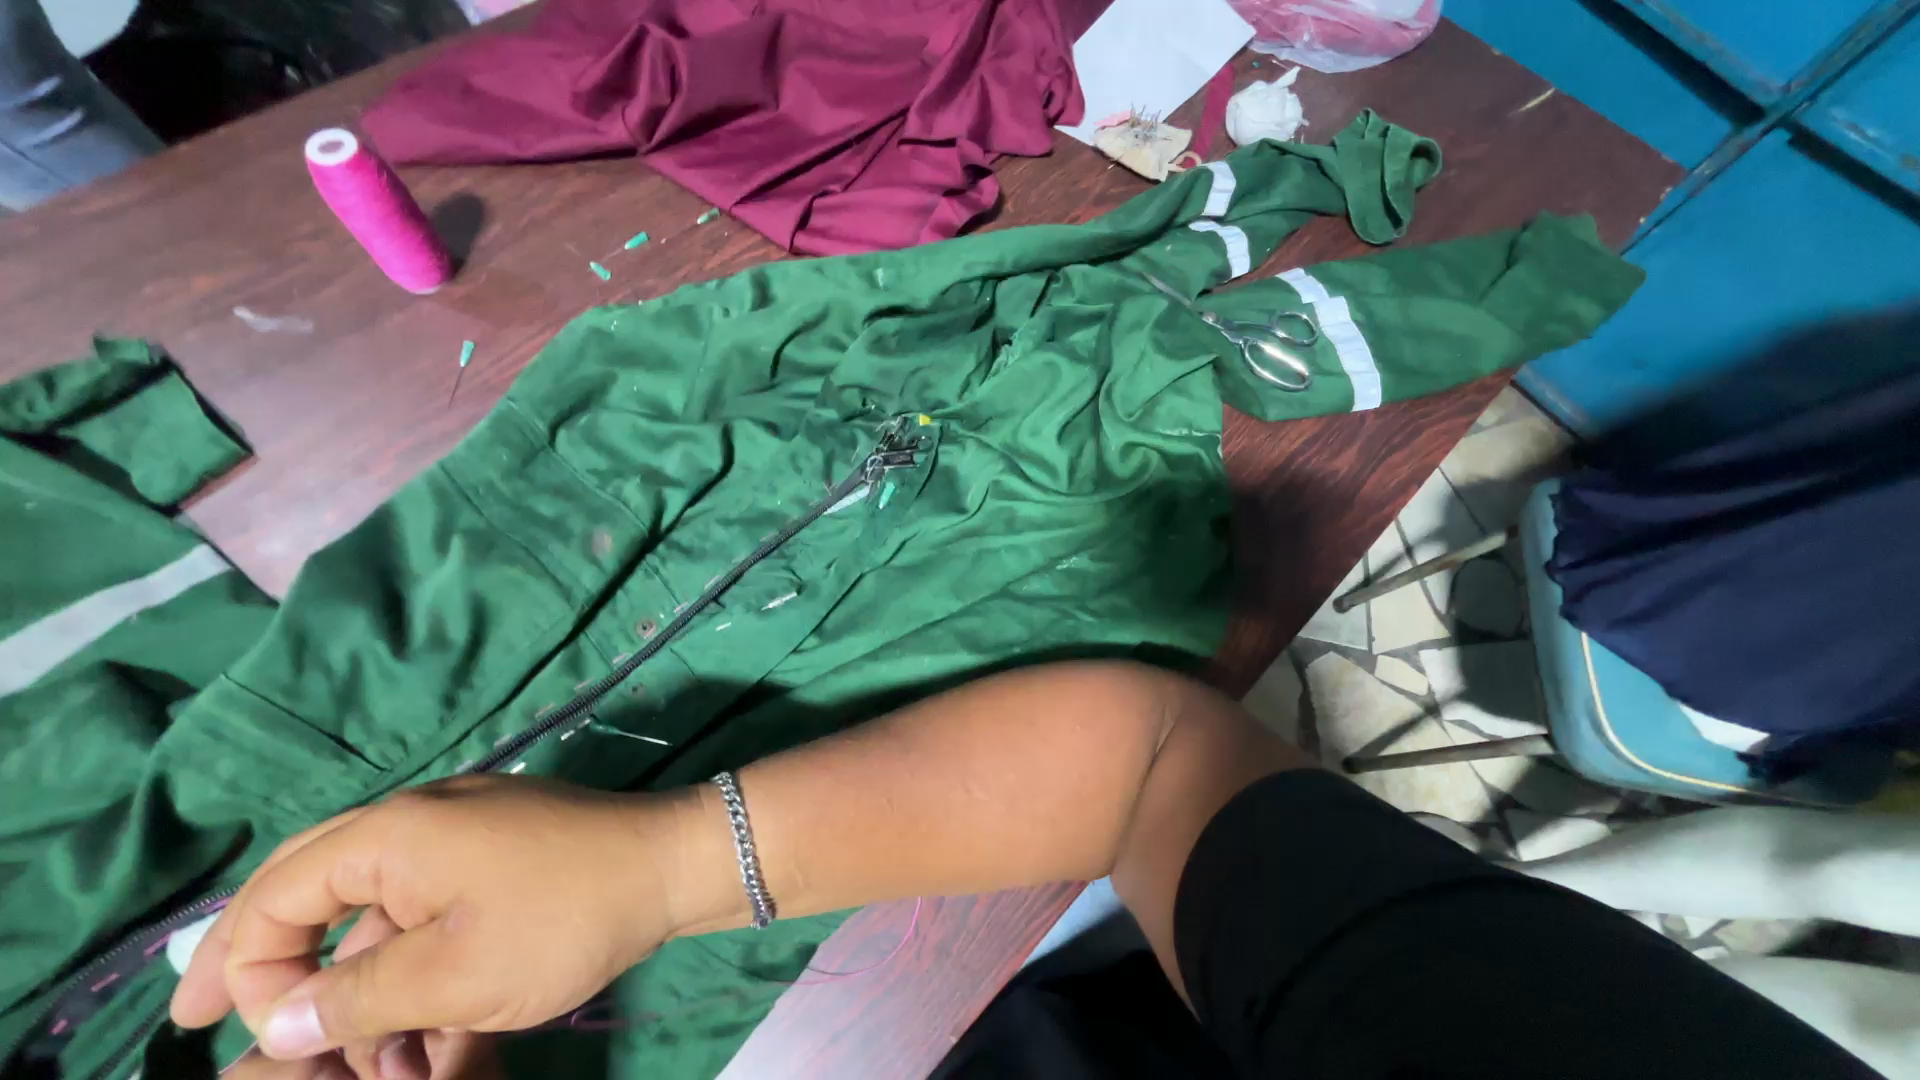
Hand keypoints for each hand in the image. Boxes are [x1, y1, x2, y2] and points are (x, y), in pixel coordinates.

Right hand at [170, 775, 694, 1063]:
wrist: (673, 865)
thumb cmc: (561, 918)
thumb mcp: (449, 975)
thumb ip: (353, 996)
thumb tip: (279, 1015)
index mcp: (395, 833)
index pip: (278, 891)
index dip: (239, 962)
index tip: (226, 1032)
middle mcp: (424, 819)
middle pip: (319, 889)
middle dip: (280, 962)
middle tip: (233, 1023)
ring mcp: (470, 832)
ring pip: (386, 911)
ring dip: (371, 984)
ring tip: (380, 1061)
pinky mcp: (506, 855)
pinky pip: (440, 908)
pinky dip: (425, 964)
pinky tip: (433, 1035)